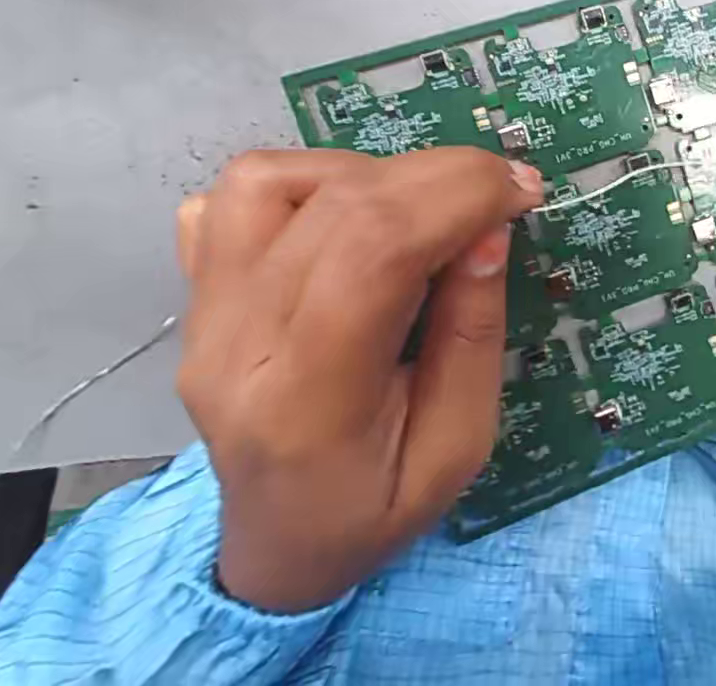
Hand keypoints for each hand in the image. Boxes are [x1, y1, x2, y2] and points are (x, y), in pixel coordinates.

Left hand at [174, 147, 543, 611]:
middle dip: (437, 174)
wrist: (276, 542)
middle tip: (494, 187)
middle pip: (336, 206)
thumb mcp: (459, 448)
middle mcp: (235, 343)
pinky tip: (344, 219)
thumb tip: (487, 230)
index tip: (520, 189)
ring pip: (270, 179)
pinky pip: (236, 195)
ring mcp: (202, 310)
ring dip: (364, 173)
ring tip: (413, 209)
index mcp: (307, 403)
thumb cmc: (373, 509)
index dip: (458, 198)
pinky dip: (305, 180)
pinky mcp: (196, 290)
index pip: (374, 255)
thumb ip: (475, 336)